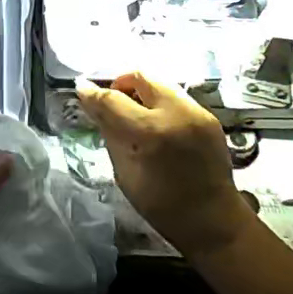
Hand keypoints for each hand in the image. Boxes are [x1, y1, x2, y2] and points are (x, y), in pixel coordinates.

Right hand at [76, 73, 254, 259]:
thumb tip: (95, 108)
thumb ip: (111, 134)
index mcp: (150, 132)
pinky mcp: (209, 115)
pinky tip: (157, 122)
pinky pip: (177, 97)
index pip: (113, 100)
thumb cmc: (161, 204)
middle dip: (121, 83)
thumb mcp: (125, 173)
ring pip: (161, 83)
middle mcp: (176, 112)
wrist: (211, 216)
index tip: (81, 88)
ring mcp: (196, 111)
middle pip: (140, 77)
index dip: (93, 93)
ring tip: (134, 111)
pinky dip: (161, 103)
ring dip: (142, 92)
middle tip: (112, 99)